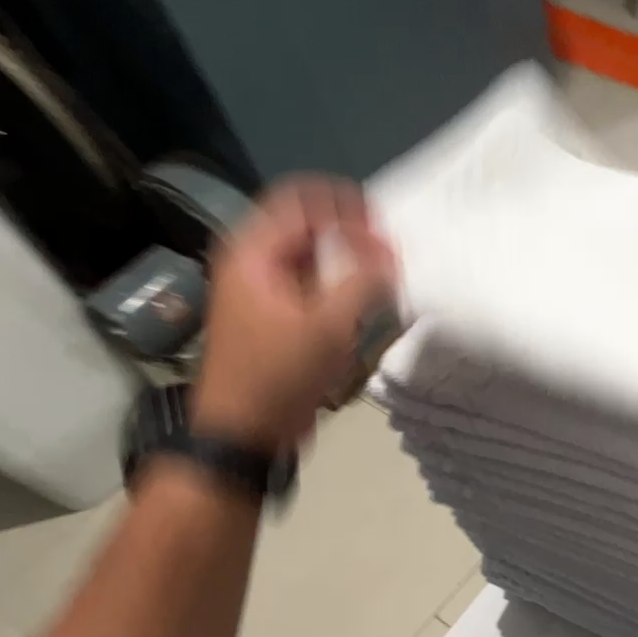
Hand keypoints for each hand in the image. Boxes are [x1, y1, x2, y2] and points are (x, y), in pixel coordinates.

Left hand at [191, 177, 397, 449]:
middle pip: (309, 230)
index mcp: (252, 254)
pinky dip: (343, 290)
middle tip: (393, 254)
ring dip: (351, 264)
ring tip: (388, 277)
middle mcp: (254, 265)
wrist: (244, 433)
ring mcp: (265, 294)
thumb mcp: (326, 326)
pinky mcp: (279, 321)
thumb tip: (392, 255)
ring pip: (314, 261)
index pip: (303, 203)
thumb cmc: (277, 376)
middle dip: (353, 237)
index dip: (346, 208)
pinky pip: (315, 289)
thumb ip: (363, 282)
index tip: (387, 228)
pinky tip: (370, 304)